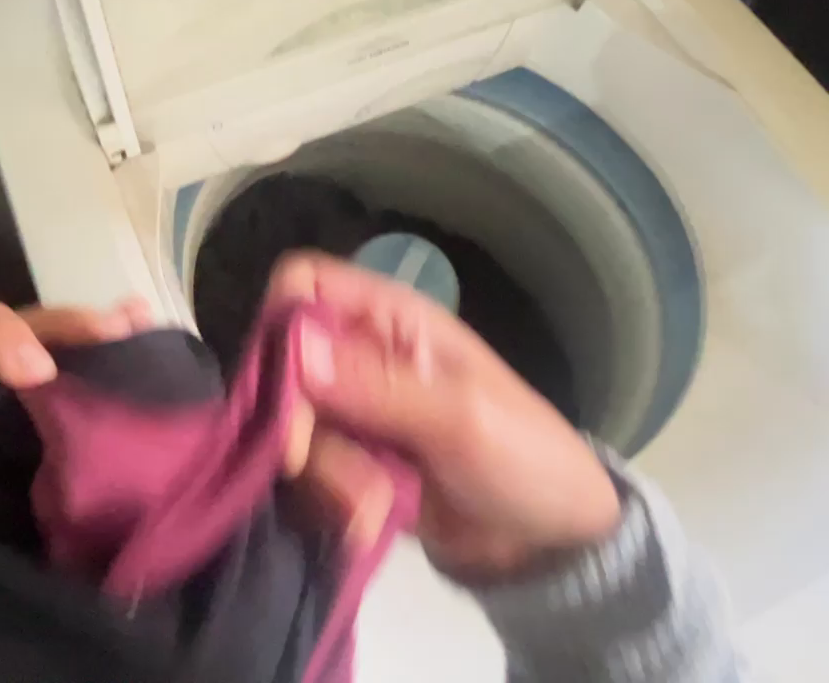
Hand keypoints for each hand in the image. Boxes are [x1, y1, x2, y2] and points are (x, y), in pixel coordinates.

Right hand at [270, 252, 620, 580]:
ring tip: (370, 504)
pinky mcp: (345, 459)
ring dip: (324, 471)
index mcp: (389, 318)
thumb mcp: (462, 418)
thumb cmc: (525, 457)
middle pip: (282, 362)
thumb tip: (294, 347)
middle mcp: (357, 354)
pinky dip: (329, 499)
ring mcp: (349, 409)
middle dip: (296, 418)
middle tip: (306, 460)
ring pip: (290, 423)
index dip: (281, 319)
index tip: (283, 379)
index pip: (305, 284)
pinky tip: (368, 519)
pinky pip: (307, 471)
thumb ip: (378, 384)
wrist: (547, 544)